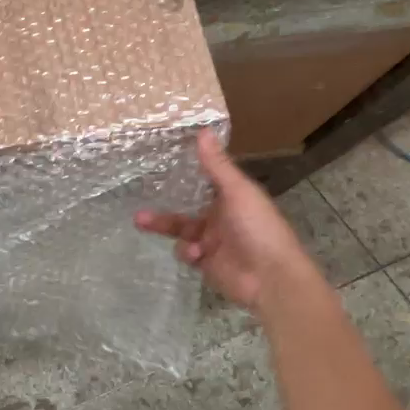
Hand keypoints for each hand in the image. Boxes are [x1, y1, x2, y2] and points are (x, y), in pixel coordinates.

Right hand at [135, 130, 311, 311]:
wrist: (270, 278)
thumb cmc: (258, 228)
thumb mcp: (237, 192)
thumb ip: (217, 165)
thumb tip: (203, 130)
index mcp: (233, 197)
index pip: (205, 181)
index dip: (185, 173)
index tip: (159, 163)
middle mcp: (221, 217)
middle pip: (186, 208)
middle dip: (164, 205)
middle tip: (138, 196)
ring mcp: (213, 242)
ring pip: (181, 230)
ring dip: (165, 226)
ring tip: (141, 221)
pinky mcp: (207, 264)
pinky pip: (186, 253)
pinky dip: (186, 252)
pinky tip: (195, 254)